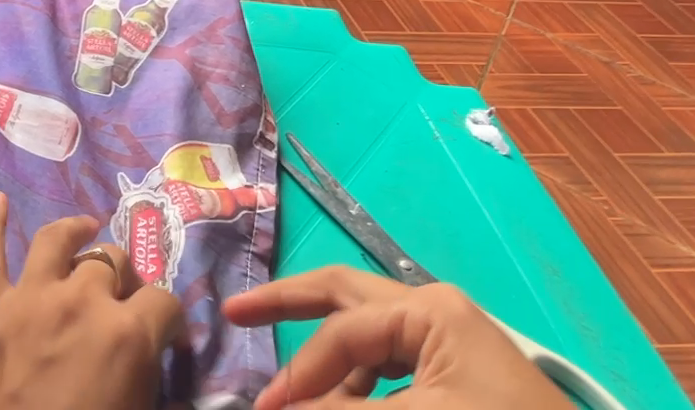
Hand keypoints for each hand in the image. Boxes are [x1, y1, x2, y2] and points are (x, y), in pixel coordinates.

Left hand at [0, 192, 185, 409]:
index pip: (164, 301)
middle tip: (121, 298)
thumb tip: (153, 354)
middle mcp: (82, 299)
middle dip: (124, 278)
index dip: (170, 318)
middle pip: (112, 262)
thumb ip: (149, 374)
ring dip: (75, 232)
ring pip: (57, 241)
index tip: (168, 334)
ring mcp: (30, 295)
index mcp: (127, 333)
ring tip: (84, 228)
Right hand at [223, 267, 573, 409]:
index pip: (342, 331)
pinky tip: (342, 404)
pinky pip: (391, 366)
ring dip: (326, 360)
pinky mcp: (459, 377)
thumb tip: (278, 409)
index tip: (266, 409)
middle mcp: (432, 311)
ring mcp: (447, 343)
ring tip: (292, 391)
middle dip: (287, 304)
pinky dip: (359, 384)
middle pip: (342, 296)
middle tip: (236, 313)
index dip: (300, 370)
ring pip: (365, 335)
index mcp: (428, 309)